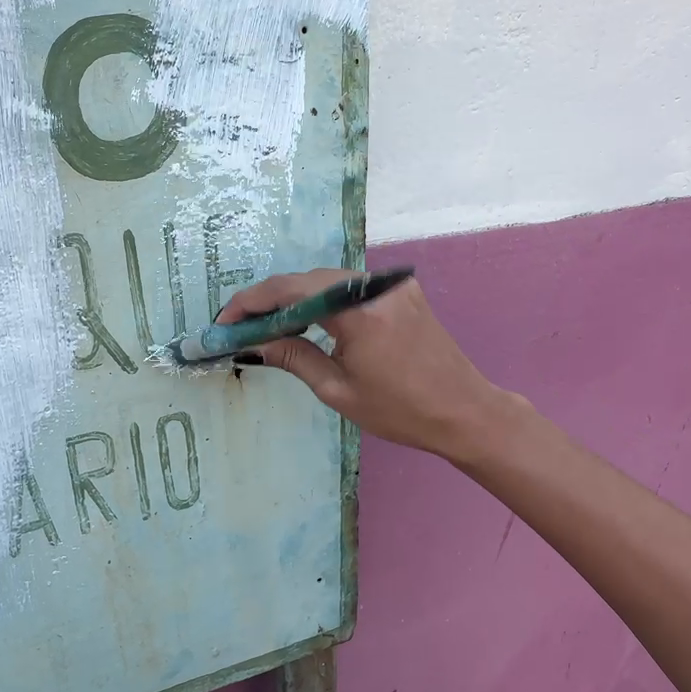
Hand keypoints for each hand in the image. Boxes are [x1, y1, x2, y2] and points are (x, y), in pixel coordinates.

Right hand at [216, 269, 514, 459]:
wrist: (465, 411)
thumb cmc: (401, 411)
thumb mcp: (338, 390)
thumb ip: (294, 358)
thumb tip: (254, 344)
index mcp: (359, 312)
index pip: (290, 291)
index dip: (250, 302)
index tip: (224, 321)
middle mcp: (375, 287)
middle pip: (307, 280)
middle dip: (269, 300)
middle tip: (240, 326)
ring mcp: (392, 285)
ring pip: (327, 281)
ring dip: (294, 299)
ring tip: (265, 326)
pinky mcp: (401, 290)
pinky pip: (349, 287)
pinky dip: (321, 300)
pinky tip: (304, 320)